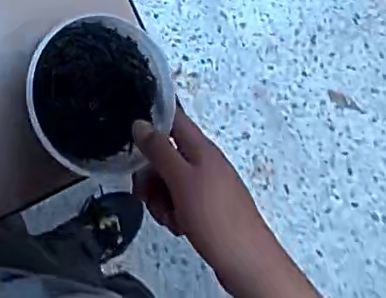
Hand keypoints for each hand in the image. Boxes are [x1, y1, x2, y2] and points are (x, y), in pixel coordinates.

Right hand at [134, 106, 318, 297]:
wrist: (252, 269)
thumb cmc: (216, 219)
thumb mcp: (180, 179)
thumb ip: (158, 149)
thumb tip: (140, 122)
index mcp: (201, 147)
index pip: (172, 116)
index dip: (150, 119)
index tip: (133, 139)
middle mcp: (205, 162)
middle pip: (167, 152)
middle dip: (150, 172)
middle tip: (145, 192)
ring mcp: (209, 188)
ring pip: (171, 179)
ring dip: (160, 196)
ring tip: (166, 216)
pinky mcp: (211, 211)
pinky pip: (183, 200)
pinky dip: (174, 211)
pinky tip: (177, 226)